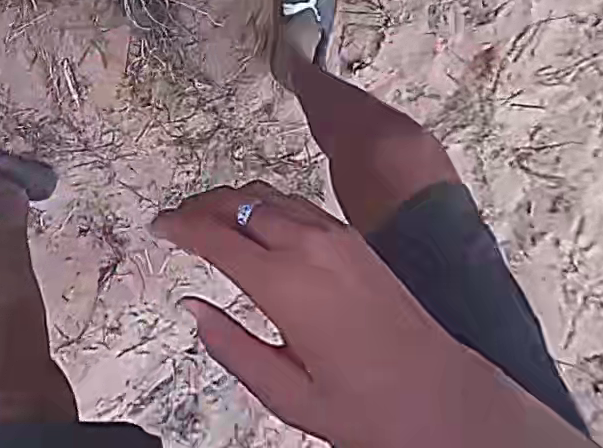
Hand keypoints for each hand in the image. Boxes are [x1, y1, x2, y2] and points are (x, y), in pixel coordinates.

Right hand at [151, 183, 590, 447]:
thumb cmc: (365, 409)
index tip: (158, 226)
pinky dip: (260, 202)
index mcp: (285, 285)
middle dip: (199, 206)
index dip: (180, 225)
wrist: (445, 397)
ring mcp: (331, 233)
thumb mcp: (289, 397)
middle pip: (236, 202)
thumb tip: (192, 304)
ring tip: (206, 218)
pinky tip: (252, 221)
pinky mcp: (348, 233)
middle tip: (176, 221)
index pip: (216, 235)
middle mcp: (305, 244)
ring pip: (263, 194)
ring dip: (229, 199)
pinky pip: (291, 201)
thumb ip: (232, 346)